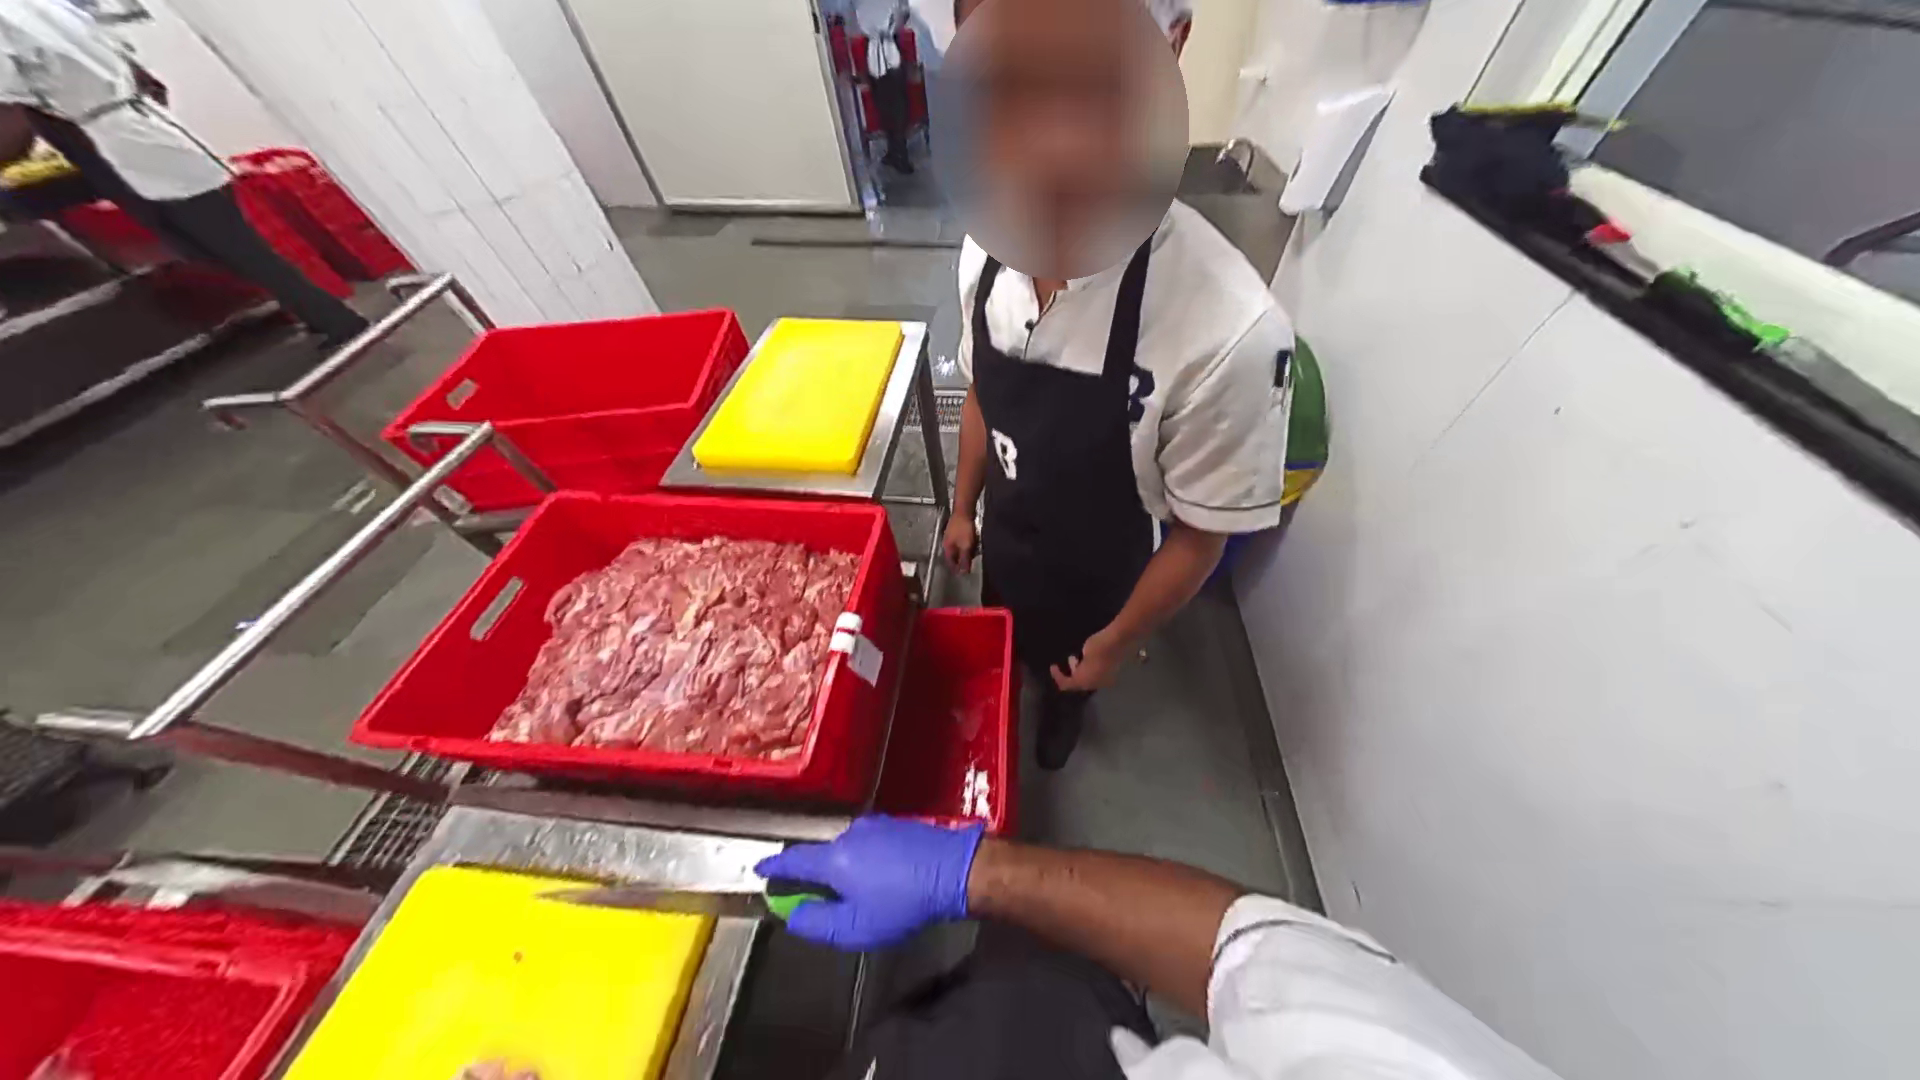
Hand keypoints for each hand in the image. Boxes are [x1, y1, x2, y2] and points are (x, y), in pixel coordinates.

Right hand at [754, 815, 985, 950]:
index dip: (775, 867)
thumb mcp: (855, 927)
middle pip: (822, 853)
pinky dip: (864, 857)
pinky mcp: (897, 823)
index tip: (760, 868)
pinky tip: (880, 874)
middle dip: (816, 872)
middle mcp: (850, 832)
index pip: (795, 860)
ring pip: (848, 847)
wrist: (953, 868)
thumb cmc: (901, 903)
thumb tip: (792, 913)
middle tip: (817, 894)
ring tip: (856, 889)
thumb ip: (817, 922)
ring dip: (845, 865)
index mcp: (834, 858)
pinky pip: (869, 842)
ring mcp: (876, 824)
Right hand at [941, 513, 978, 573]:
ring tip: (975, 550)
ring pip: (959, 548)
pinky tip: (974, 541)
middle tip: (972, 560)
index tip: (964, 573)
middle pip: (954, 556)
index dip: (957, 569)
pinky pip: (962, 541)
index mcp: (947, 548)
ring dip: (966, 551)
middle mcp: (948, 543)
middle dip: (963, 559)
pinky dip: (968, 543)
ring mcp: (952, 536)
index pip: (950, 563)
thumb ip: (964, 560)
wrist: (964, 510)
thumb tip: (963, 572)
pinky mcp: (957, 530)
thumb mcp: (965, 547)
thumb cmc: (963, 528)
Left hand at [1051, 630, 1128, 691]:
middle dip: (1073, 673)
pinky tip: (1093, 659)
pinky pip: (1098, 676)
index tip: (1053, 667)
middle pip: (1079, 683)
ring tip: (1081, 657)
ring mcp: (1105, 681)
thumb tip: (1080, 664)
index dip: (1058, 676)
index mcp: (1083, 681)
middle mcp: (1094, 685)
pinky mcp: (1113, 675)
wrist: (1119, 642)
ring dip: (1083, 671)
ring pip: (1090, 680)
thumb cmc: (1097, 646)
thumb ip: (1079, 663)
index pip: (1066, 684)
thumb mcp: (1083, 652)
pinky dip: (1092, 670)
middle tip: (1070, 659)